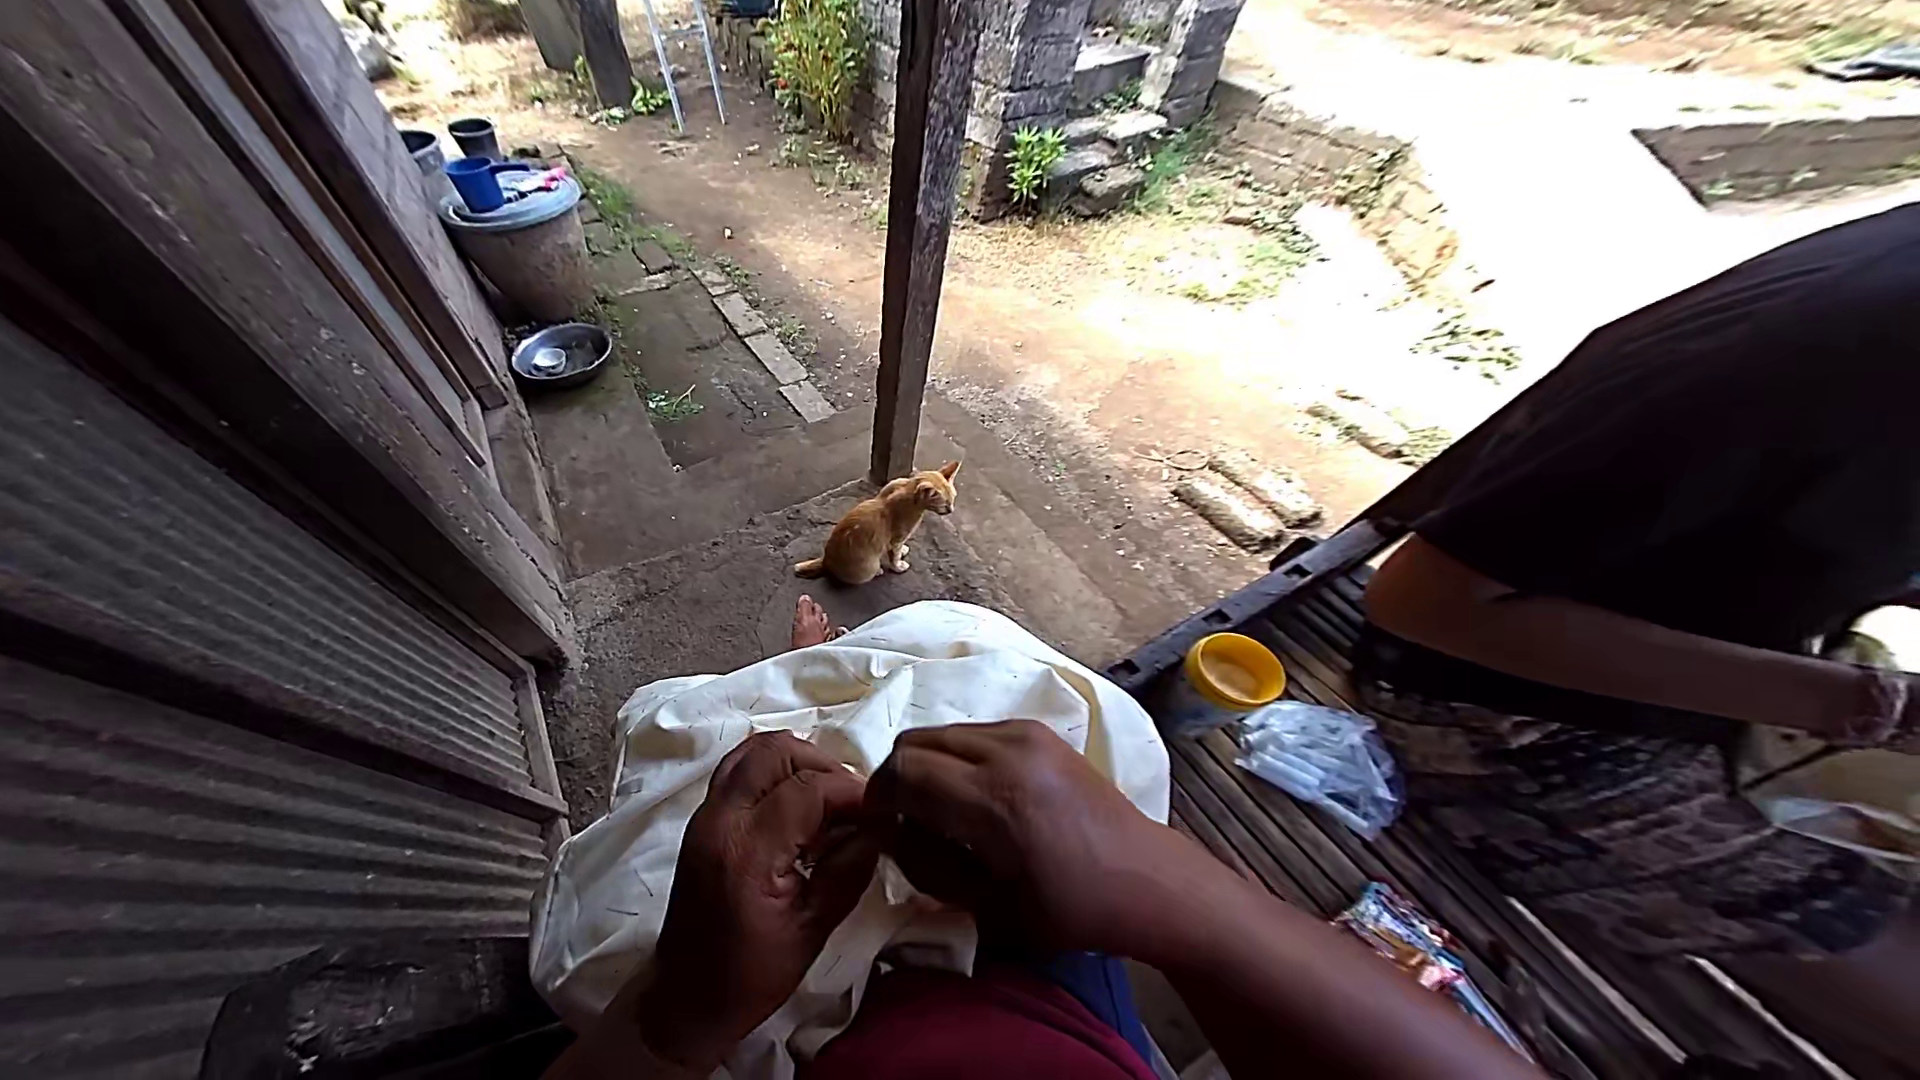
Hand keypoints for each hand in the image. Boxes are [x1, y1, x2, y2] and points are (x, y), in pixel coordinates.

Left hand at [634, 731, 880, 1071]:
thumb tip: (881, 824)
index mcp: (747, 851)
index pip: (810, 789)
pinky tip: (796, 793)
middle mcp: (720, 819)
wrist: (684, 999)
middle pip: (779, 752)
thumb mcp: (814, 929)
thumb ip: (851, 868)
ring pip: (757, 748)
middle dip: (825, 766)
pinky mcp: (704, 814)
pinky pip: (740, 764)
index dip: (852, 793)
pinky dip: (774, 765)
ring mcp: (706, 813)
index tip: (878, 811)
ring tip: (825, 794)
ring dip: (799, 759)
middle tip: (849, 800)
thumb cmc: (750, 973)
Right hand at [865, 719, 1220, 958]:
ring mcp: (1024, 732)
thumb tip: (889, 830)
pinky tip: (976, 791)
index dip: (879, 795)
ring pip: (943, 731)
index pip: (904, 769)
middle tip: (905, 816)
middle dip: (898, 776)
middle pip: (917, 740)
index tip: (880, 823)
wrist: (1143, 874)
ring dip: (928, 763)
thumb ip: (926, 865)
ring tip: (942, 806)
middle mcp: (1006, 750)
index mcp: (993, 798)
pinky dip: (956, 755)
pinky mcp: (1037, 728)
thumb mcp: (986, 908)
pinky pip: (973, 731)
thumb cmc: (1067, 907)